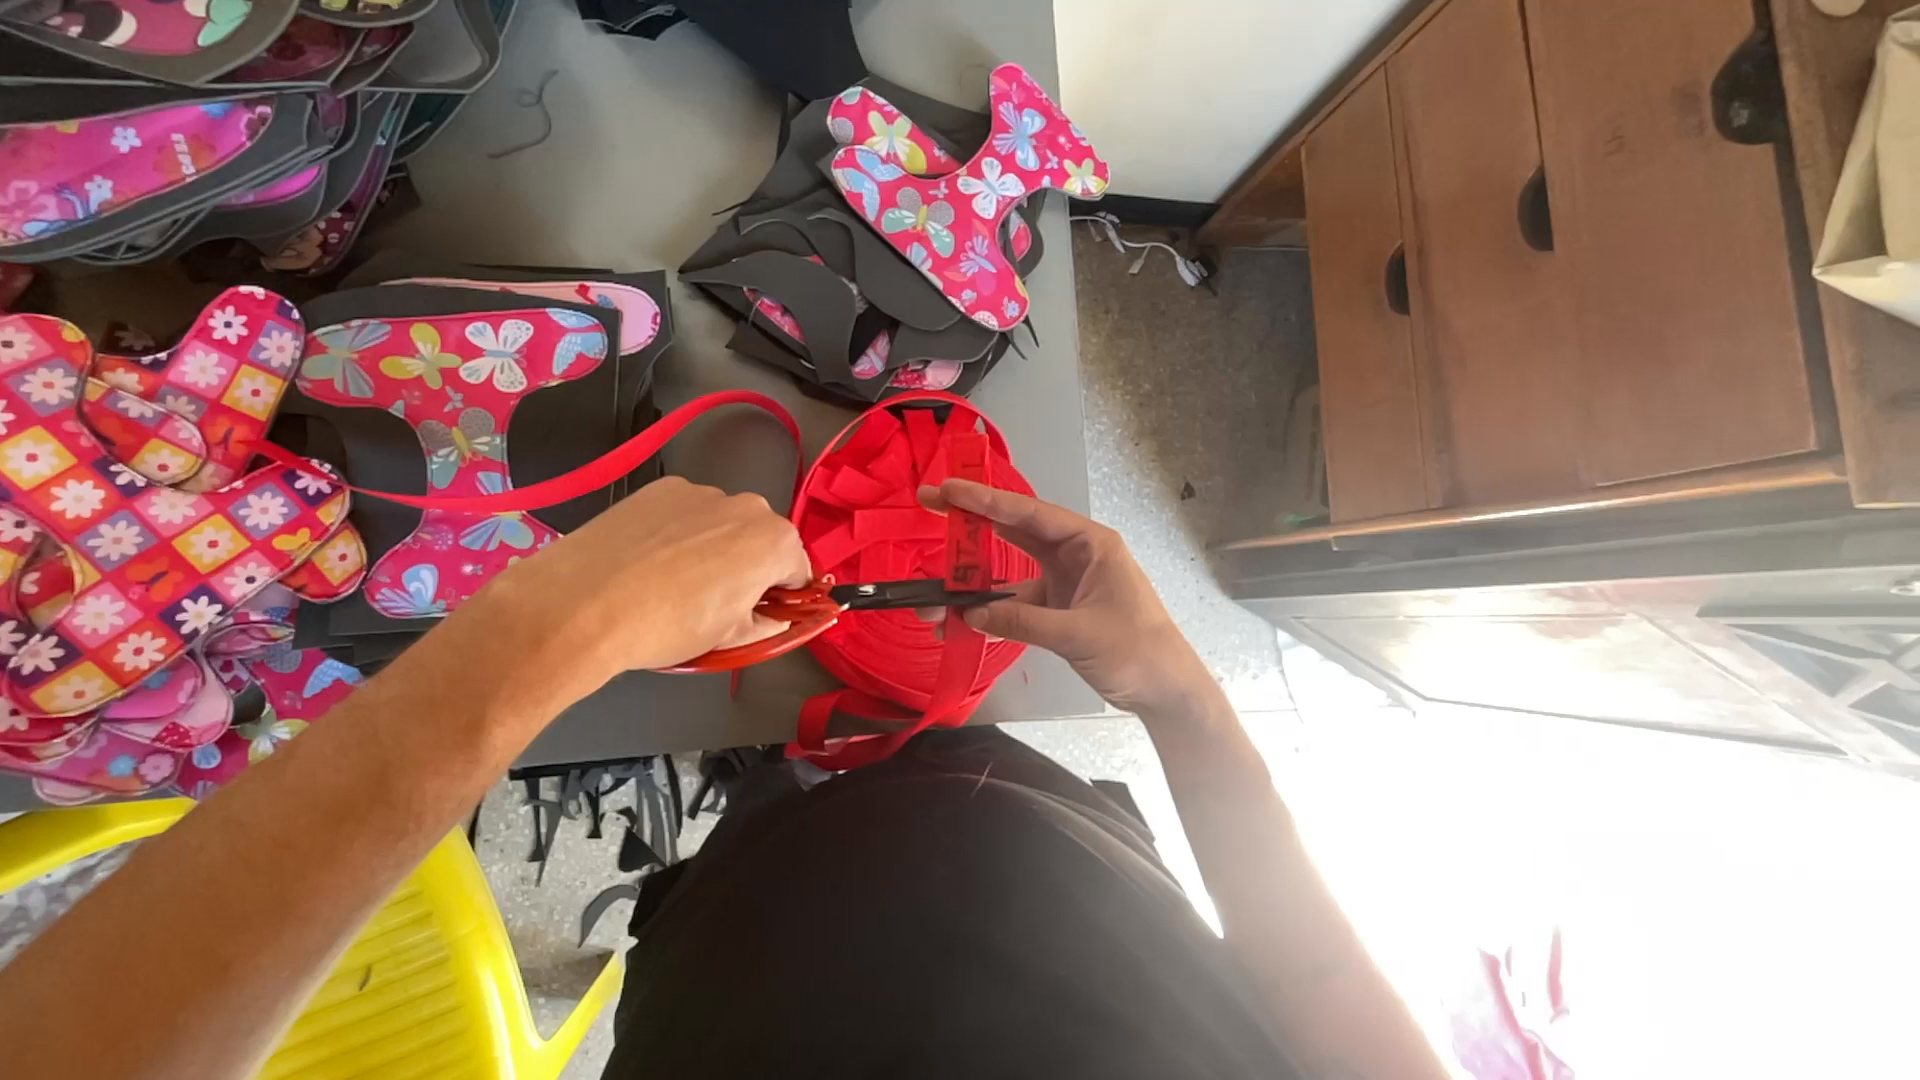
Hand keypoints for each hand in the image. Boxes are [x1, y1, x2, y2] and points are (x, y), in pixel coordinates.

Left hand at [463, 476, 810, 696]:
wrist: (583, 604)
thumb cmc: (667, 625)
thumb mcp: (730, 638)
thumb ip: (768, 623)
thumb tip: (775, 616)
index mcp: (775, 542)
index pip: (799, 570)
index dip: (784, 596)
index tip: (762, 613)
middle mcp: (746, 506)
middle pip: (761, 540)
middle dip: (749, 567)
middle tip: (716, 602)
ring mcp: (700, 492)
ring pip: (722, 523)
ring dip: (712, 547)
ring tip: (673, 582)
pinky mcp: (660, 489)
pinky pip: (685, 512)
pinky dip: (677, 533)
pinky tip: (649, 562)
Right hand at [918, 479, 1214, 716]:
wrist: (1167, 690)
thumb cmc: (1137, 651)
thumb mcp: (1078, 634)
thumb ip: (1022, 621)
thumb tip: (968, 615)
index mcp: (1090, 544)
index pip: (1030, 514)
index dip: (986, 500)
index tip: (947, 489)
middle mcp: (1075, 555)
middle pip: (1015, 530)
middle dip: (972, 523)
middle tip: (931, 503)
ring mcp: (1065, 582)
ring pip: (1010, 571)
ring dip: (975, 580)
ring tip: (934, 589)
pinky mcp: (1058, 610)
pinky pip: (1016, 604)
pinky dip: (991, 613)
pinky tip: (961, 622)